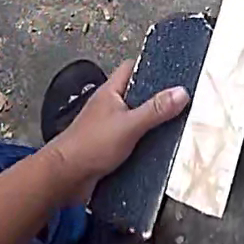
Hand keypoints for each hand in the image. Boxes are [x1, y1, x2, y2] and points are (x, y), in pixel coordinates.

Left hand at [40, 60, 187, 202]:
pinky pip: (134, 137)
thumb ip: (156, 109)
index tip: (172, 68)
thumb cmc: (87, 146)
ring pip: (137, 116)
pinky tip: (159, 144)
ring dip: (153, 121)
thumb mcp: (129, 124)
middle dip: (158, 96)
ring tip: (175, 120)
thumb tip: (181, 92)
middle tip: (180, 97)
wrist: (62, 179)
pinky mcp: (111, 146)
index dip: (151, 64)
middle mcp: (110, 106)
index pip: (132, 67)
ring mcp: (109, 126)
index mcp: (111, 92)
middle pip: (139, 93)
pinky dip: (146, 140)